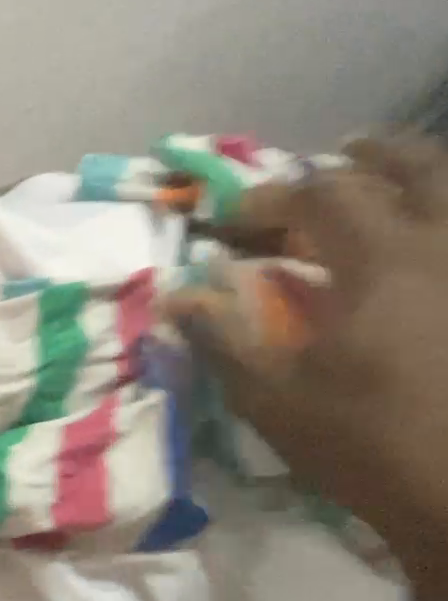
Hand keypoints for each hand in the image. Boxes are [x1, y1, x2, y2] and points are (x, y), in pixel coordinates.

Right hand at [169, 136, 447, 594]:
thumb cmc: (366, 443)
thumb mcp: (270, 397)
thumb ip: (224, 337)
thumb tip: (179, 295)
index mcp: (388, 267)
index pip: (324, 197)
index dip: (271, 196)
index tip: (230, 217)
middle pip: (421, 170)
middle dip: (369, 158)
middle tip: (334, 157)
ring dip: (420, 181)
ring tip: (389, 186)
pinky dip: (440, 231)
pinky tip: (421, 245)